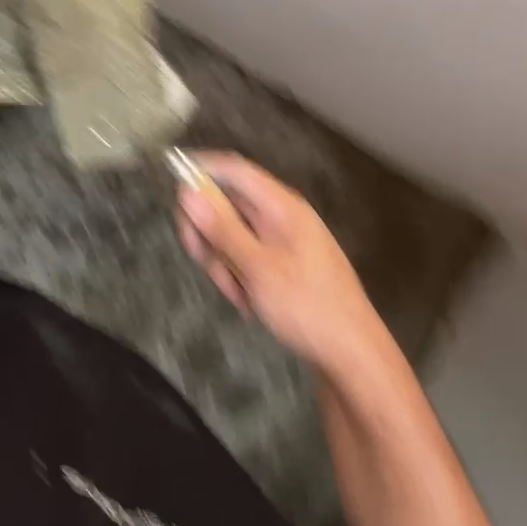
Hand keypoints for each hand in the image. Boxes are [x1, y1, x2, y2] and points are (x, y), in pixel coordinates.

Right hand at [176, 152, 390, 372]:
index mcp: (281, 207)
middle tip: (201, 259)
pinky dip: (238, 275)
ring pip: (232, 235)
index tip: (172, 185)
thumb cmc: (307, 307)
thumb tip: (187, 191)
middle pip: (227, 204)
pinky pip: (246, 257)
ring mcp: (283, 242)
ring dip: (223, 262)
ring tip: (237, 293)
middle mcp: (281, 217)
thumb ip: (221, 228)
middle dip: (207, 231)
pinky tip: (247, 301)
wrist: (354, 356)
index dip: (201, 169)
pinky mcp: (283, 266)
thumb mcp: (257, 268)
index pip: (234, 170)